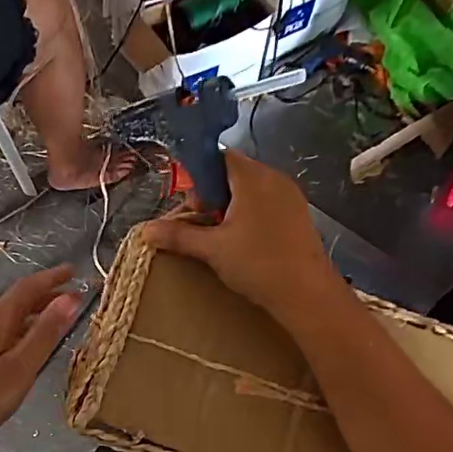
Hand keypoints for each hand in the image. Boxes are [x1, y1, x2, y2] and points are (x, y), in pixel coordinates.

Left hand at [0, 266, 83, 451]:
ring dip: (34, 314)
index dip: (52, 278)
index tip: (75, 270)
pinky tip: (27, 347)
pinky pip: (0, 335)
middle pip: (16, 302)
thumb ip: (45, 334)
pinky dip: (22, 331)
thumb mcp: (19, 369)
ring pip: (8, 319)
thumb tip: (70, 298)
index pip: (26, 289)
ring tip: (58, 319)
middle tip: (73, 297)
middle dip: (46, 294)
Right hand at [144, 152, 348, 321]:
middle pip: (234, 174)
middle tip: (205, 227)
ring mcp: (291, 196)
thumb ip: (179, 236)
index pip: (218, 157)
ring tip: (223, 240)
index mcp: (252, 177)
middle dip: (214, 197)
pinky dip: (251, 218)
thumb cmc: (258, 264)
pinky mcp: (300, 216)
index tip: (194, 208)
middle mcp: (275, 178)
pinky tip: (247, 246)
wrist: (307, 294)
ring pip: (251, 192)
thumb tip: (145, 230)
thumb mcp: (212, 249)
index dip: (200, 179)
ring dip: (232, 209)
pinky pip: (268, 205)